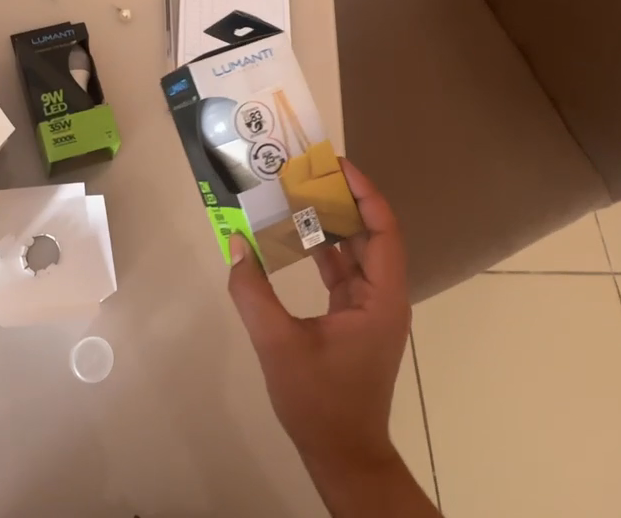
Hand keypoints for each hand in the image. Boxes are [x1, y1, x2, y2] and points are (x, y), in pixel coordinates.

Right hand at [228, 159, 434, 516]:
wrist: (342, 455)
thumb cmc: (319, 400)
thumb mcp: (278, 344)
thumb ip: (252, 292)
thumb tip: (236, 243)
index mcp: (381, 299)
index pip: (383, 231)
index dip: (365, 193)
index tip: (337, 166)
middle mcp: (384, 298)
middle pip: (372, 235)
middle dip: (344, 200)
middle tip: (310, 172)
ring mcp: (372, 309)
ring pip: (358, 253)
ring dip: (333, 224)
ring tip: (300, 194)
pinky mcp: (356, 320)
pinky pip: (345, 273)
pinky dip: (325, 251)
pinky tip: (296, 237)